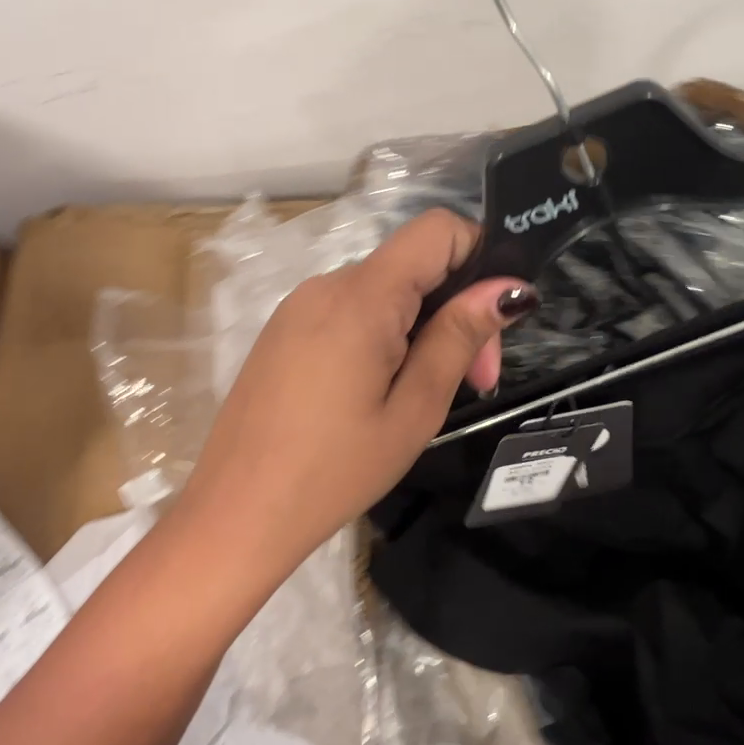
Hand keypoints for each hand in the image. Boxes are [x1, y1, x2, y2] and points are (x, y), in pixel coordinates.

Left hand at [177, 209, 536, 568]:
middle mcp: (327, 285)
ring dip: (422, 328)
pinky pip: (352, 311)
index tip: (496, 321)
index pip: (437, 229)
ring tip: (424, 396)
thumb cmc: (334, 471)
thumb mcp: (414, 408)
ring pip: (385, 291)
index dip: (480, 255)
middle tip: (476, 382)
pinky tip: (381, 393)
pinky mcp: (285, 330)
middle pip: (414, 264)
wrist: (234, 515)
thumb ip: (459, 337)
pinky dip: (385, 336)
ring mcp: (299, 306)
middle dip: (457, 309)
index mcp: (362, 297)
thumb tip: (509, 288)